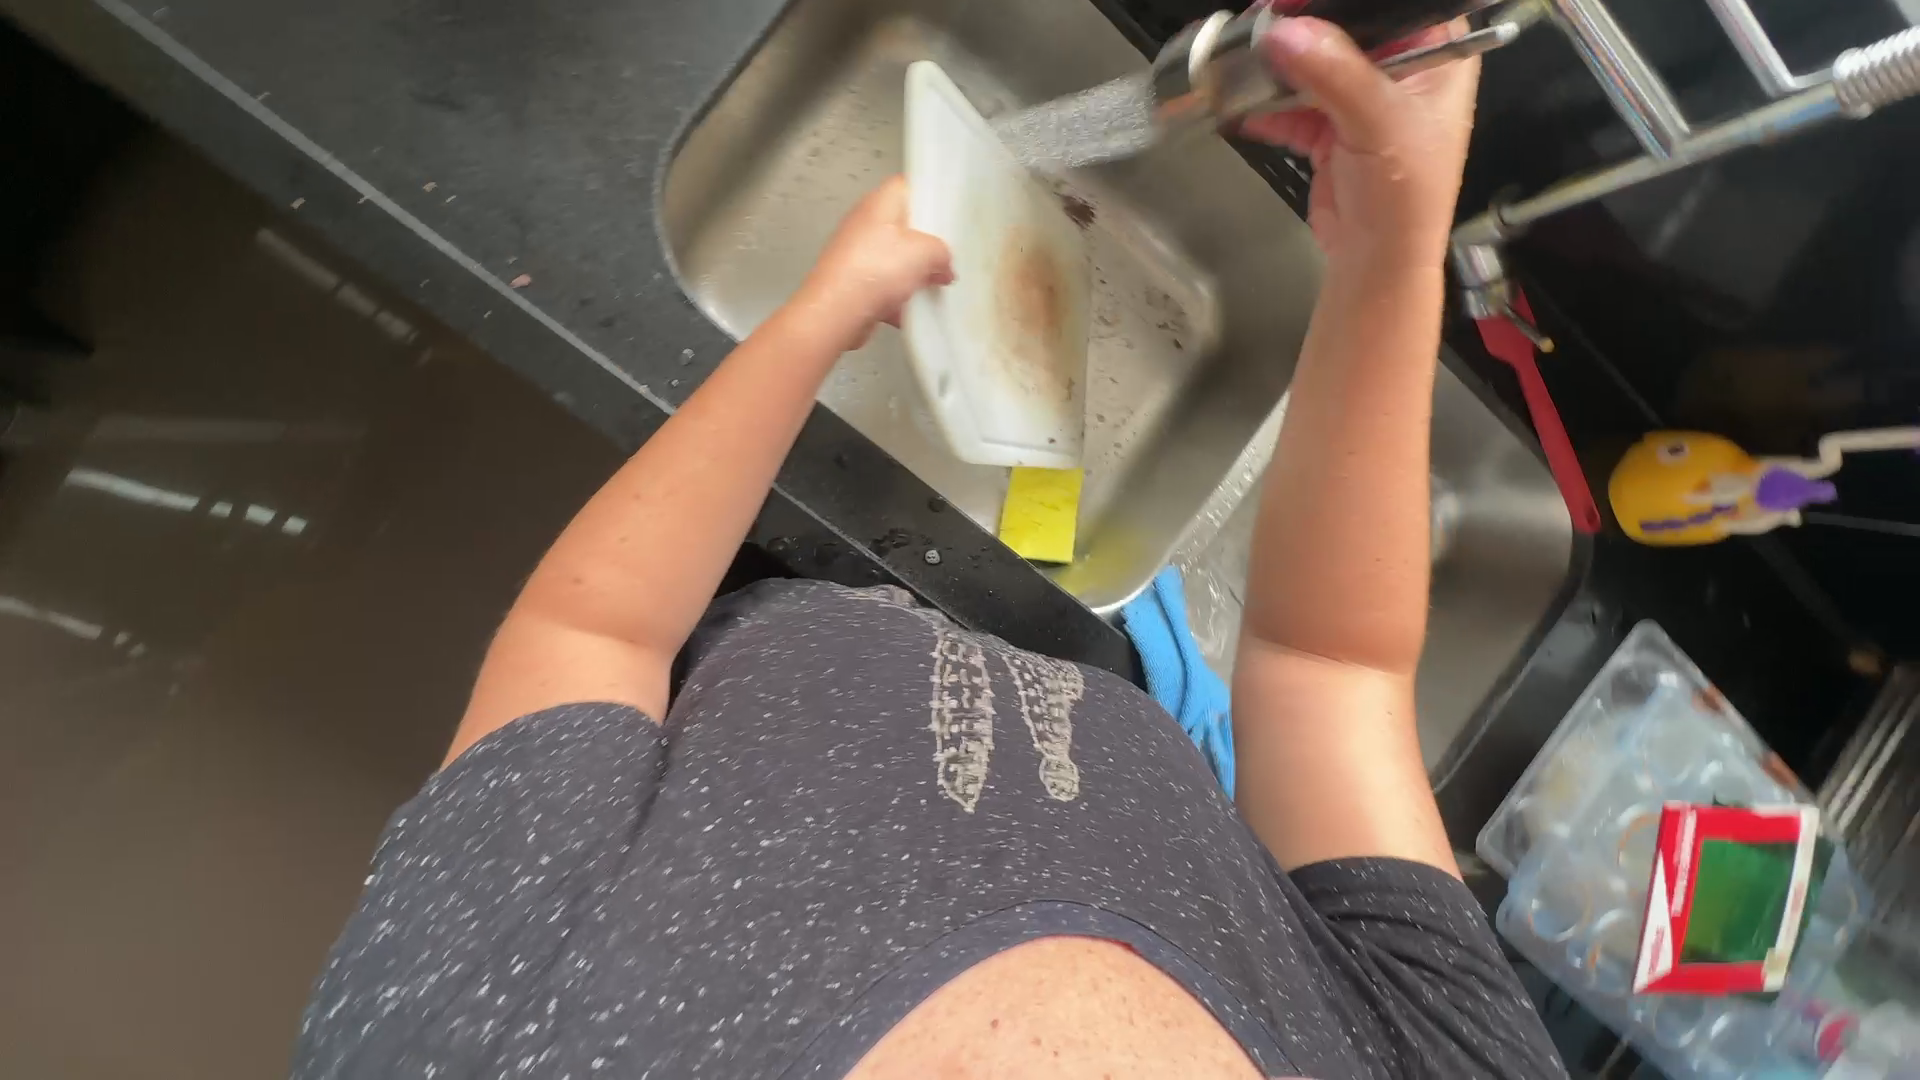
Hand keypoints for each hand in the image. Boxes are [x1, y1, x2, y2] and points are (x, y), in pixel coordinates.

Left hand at [791, 175, 953, 351]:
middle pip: (904, 228)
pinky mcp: (853, 284)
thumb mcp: (925, 252)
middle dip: (926, 247)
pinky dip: (898, 300)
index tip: (947, 220)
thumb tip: (945, 265)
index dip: (929, 201)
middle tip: (945, 261)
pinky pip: (884, 287)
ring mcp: (857, 255)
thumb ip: (942, 252)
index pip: (907, 188)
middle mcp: (865, 224)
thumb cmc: (878, 270)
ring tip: (934, 289)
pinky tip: (912, 312)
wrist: (837, 311)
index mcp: (879, 203)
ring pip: (895, 260)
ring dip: (914, 276)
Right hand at [1240, 16, 1478, 269]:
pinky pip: (1292, 110)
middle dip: (1298, 30)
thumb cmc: (1404, 191)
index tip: (1289, 0)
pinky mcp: (1329, 134)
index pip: (1385, 2)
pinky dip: (1266, 110)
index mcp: (1435, 46)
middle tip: (1255, 28)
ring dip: (1276, 71)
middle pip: (1343, 30)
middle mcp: (1399, 67)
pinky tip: (1240, 107)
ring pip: (1312, 69)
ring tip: (1239, 65)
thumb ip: (1331, 72)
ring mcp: (1360, 102)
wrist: (1378, 260)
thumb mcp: (1377, 120)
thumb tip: (1280, 31)